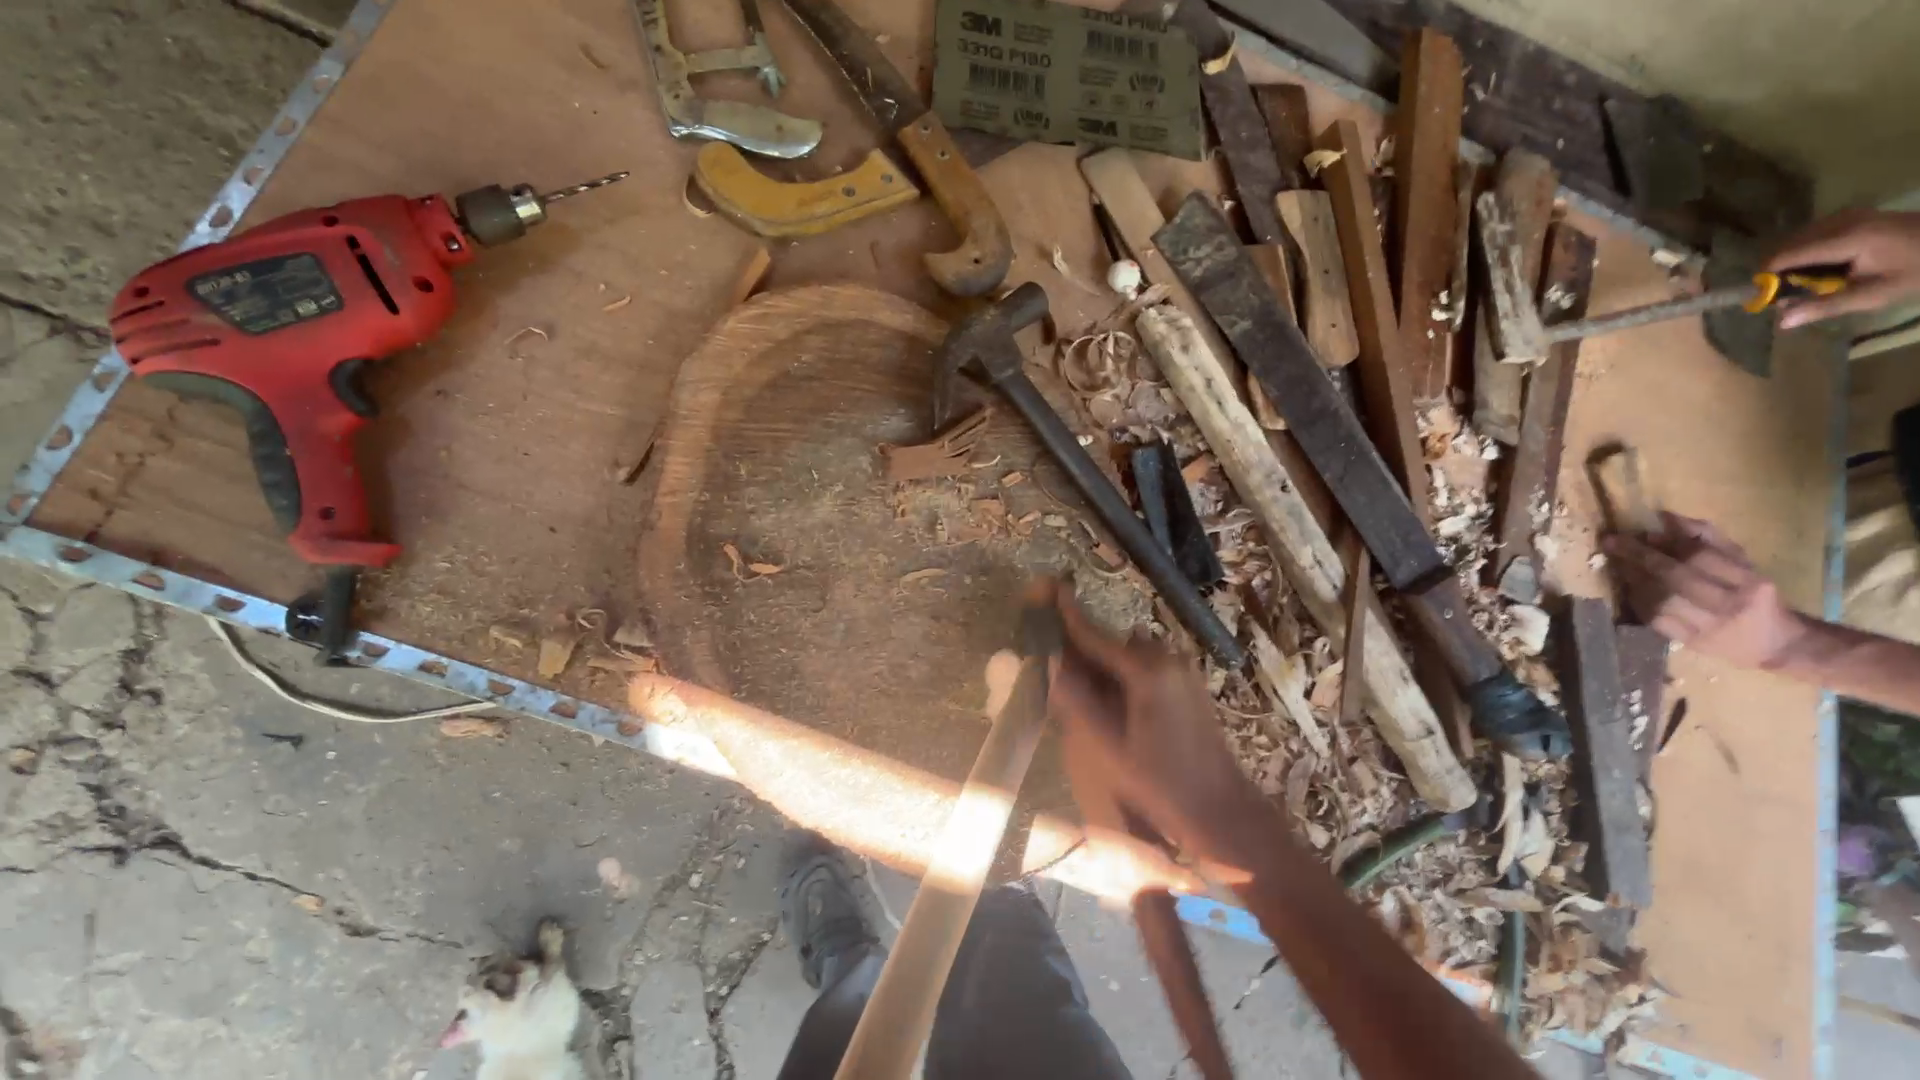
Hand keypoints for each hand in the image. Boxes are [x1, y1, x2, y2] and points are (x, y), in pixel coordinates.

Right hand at [1043, 585, 1267, 867]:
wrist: (1222, 809)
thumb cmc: (1163, 784)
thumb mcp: (1110, 747)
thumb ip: (1077, 701)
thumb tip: (1046, 662)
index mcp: (1146, 671)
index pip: (1095, 635)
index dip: (1066, 613)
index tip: (1045, 584)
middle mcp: (1166, 659)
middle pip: (1110, 644)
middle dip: (1081, 650)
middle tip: (1052, 668)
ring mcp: (1181, 670)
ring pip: (1127, 656)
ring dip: (1102, 666)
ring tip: (1080, 696)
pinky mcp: (1187, 685)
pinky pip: (1144, 668)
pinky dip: (1122, 676)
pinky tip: (1111, 707)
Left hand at [1601, 511, 1808, 668]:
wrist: (1773, 644)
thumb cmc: (1751, 594)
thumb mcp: (1740, 562)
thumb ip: (1705, 538)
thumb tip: (1664, 517)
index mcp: (1750, 581)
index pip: (1702, 557)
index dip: (1668, 542)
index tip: (1640, 532)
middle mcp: (1731, 604)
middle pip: (1676, 577)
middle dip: (1638, 556)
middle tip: (1611, 542)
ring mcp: (1710, 627)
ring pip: (1661, 600)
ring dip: (1633, 578)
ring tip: (1619, 564)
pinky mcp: (1692, 643)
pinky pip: (1655, 620)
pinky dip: (1637, 601)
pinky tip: (1630, 588)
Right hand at [1767, 208, 1919, 327]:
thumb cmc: (1919, 271)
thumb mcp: (1876, 294)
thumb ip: (1826, 305)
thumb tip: (1782, 321)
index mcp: (1846, 239)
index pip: (1785, 257)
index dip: (1768, 279)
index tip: (1765, 300)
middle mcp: (1841, 221)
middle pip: (1787, 247)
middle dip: (1780, 273)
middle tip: (1789, 296)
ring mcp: (1848, 215)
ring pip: (1798, 240)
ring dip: (1793, 263)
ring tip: (1809, 283)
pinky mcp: (1853, 215)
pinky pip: (1814, 234)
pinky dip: (1807, 252)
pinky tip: (1824, 267)